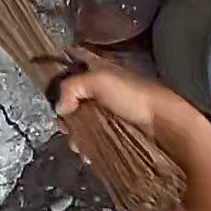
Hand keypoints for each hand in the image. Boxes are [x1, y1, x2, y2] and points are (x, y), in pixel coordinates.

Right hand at [53, 50, 210, 154]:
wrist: (164, 123)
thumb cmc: (132, 95)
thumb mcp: (99, 81)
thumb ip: (72, 87)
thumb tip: (59, 108)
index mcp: (98, 68)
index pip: (75, 57)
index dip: (61, 62)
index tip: (46, 78)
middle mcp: (101, 87)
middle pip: (72, 94)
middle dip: (64, 111)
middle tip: (62, 124)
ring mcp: (107, 109)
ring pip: (80, 118)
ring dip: (74, 132)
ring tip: (77, 143)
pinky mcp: (114, 130)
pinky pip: (92, 136)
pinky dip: (87, 145)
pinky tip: (86, 153)